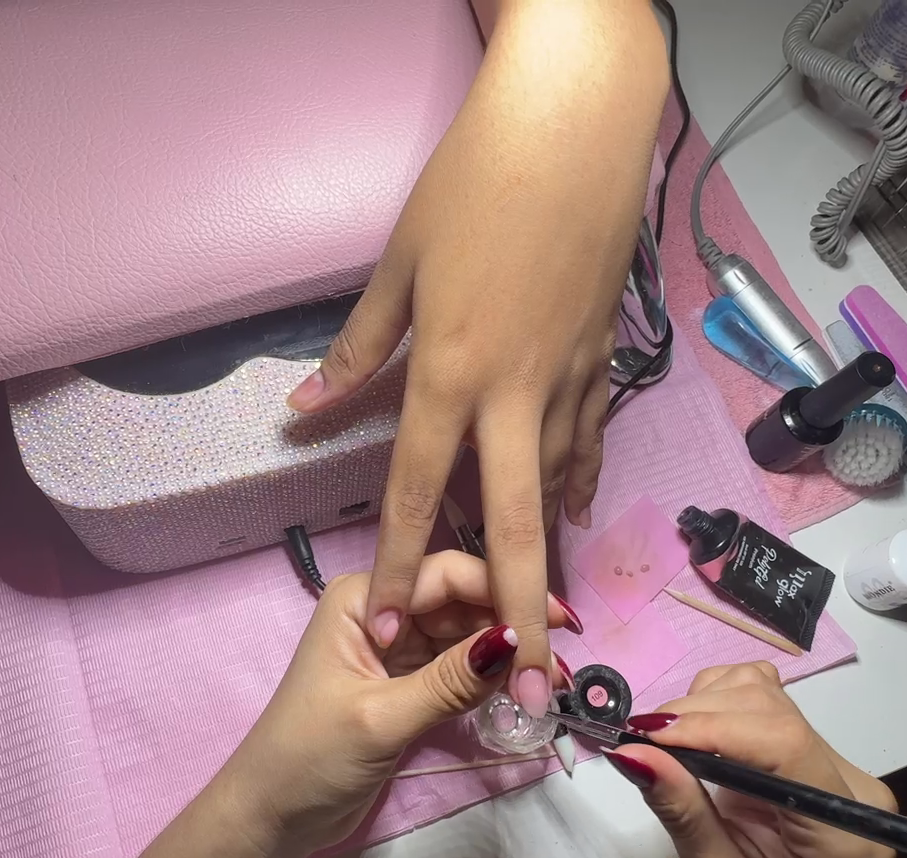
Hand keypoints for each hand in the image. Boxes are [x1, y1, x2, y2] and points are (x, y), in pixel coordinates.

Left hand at [219, 551, 572, 856]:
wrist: (274, 816)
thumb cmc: (311, 757)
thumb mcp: (381, 717)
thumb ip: (449, 681)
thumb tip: (519, 641)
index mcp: (363, 597)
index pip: (444, 577)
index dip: (501, 593)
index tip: (558, 621)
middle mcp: (382, 610)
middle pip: (460, 603)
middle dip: (509, 627)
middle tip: (563, 658)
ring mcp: (396, 647)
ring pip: (464, 635)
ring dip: (504, 655)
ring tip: (553, 677)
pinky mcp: (406, 681)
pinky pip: (456, 667)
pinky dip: (486, 678)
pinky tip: (520, 687)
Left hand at [285, 0, 667, 719]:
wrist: (577, 127)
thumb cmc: (474, 189)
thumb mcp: (400, 266)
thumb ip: (357, 352)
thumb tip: (304, 411)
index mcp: (451, 376)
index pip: (416, 492)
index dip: (400, 566)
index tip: (392, 631)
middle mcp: (513, 396)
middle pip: (513, 524)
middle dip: (518, 613)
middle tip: (525, 681)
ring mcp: (568, 383)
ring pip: (555, 488)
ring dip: (546, 551)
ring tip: (543, 612)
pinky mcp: (603, 362)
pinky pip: (587, 441)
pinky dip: (576, 481)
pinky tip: (571, 510)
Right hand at [604, 663, 896, 857]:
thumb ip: (679, 808)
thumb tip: (630, 750)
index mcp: (844, 830)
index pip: (784, 744)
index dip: (713, 726)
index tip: (647, 734)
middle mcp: (852, 785)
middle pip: (769, 708)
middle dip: (695, 715)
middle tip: (640, 740)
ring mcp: (833, 762)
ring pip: (761, 690)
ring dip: (702, 703)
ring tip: (668, 744)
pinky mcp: (808, 748)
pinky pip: (759, 696)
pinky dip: (713, 700)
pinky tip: (694, 735)